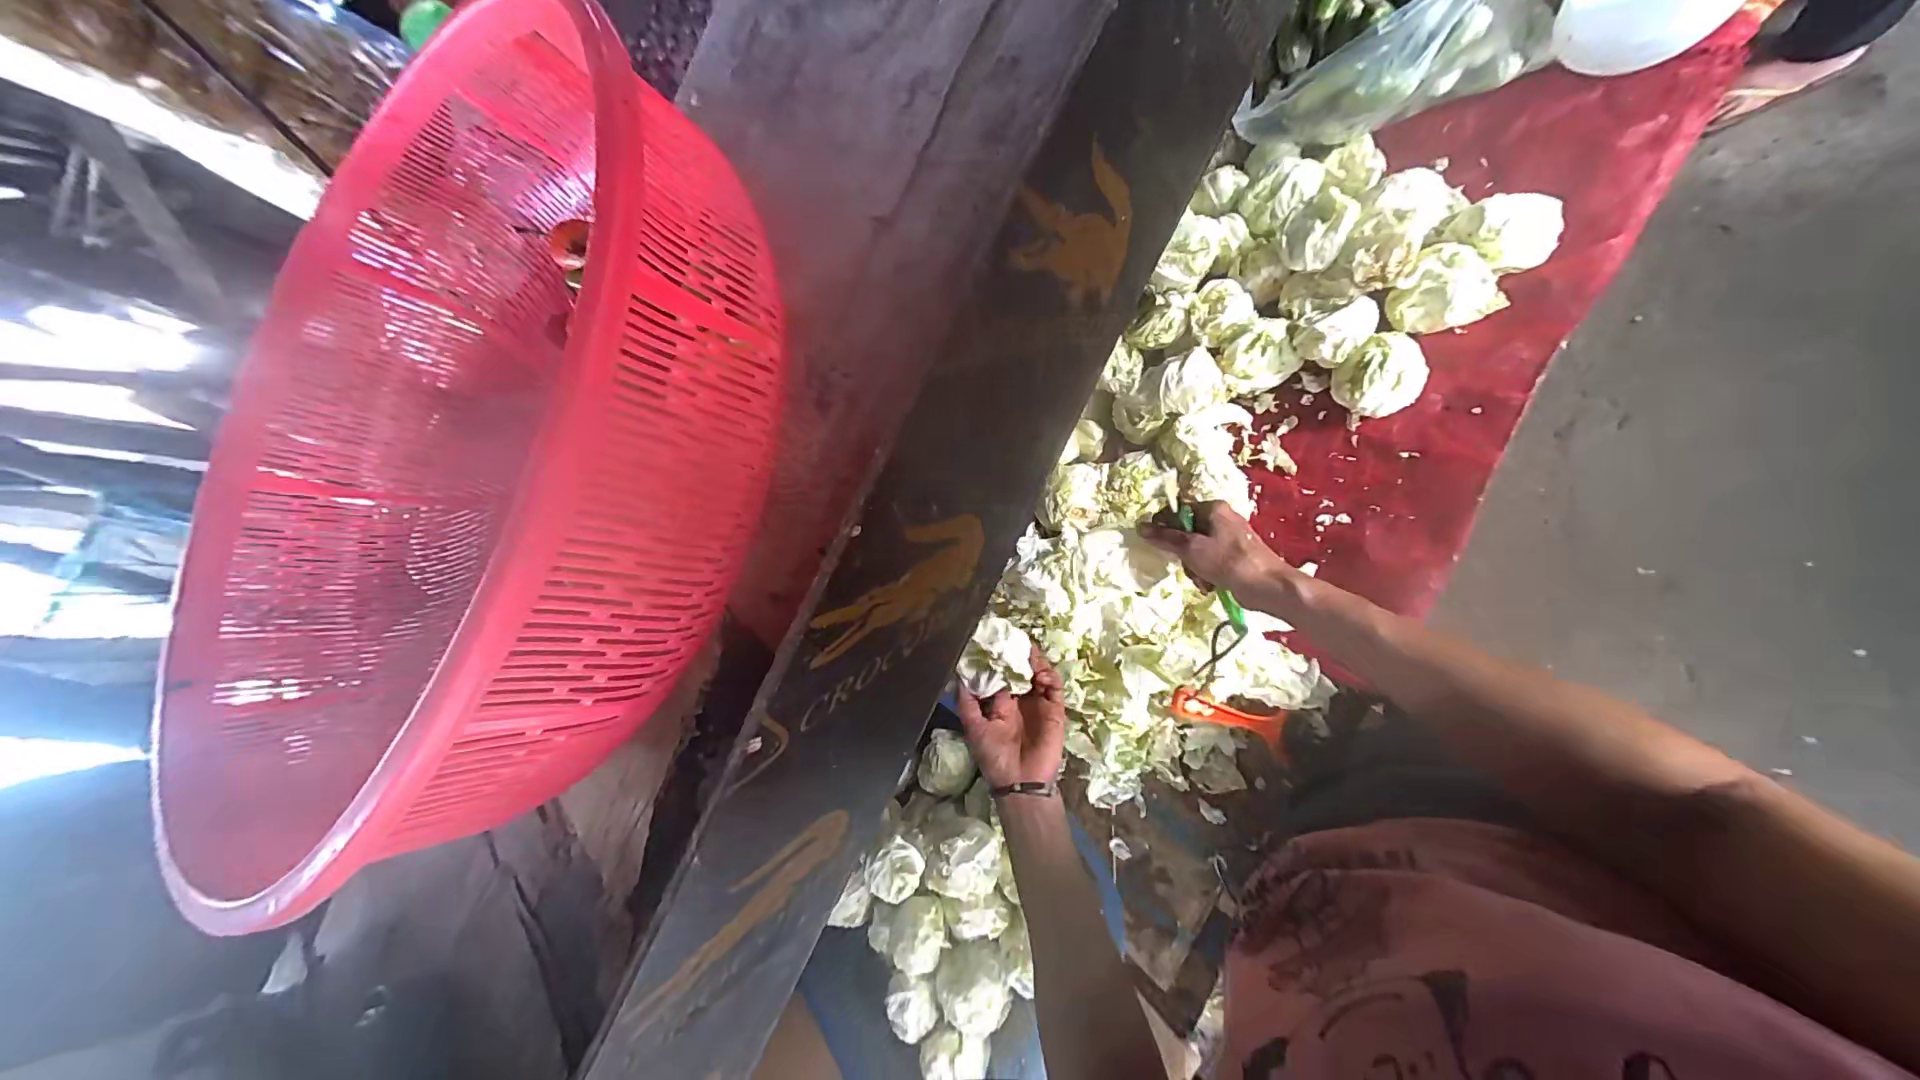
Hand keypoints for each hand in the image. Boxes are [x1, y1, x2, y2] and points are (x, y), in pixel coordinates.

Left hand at [956, 645, 1066, 788]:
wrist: (1019, 781)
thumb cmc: (994, 755)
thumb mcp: (974, 727)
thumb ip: (967, 702)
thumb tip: (959, 676)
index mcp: (1001, 703)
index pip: (1002, 674)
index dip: (1000, 659)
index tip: (995, 642)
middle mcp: (1021, 700)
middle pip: (1023, 670)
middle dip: (1019, 655)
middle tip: (1015, 639)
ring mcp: (1039, 704)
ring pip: (1040, 675)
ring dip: (1036, 662)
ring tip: (1029, 652)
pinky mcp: (1055, 710)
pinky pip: (1055, 688)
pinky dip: (1050, 677)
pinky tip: (1041, 672)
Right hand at [1140, 502, 1290, 596]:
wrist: (1267, 586)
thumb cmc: (1228, 561)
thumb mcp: (1191, 549)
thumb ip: (1165, 537)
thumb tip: (1141, 526)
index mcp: (1213, 509)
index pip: (1178, 511)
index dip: (1164, 527)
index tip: (1157, 544)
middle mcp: (1222, 519)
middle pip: (1186, 532)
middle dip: (1183, 554)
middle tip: (1186, 565)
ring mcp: (1229, 538)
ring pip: (1196, 550)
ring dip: (1193, 567)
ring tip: (1202, 579)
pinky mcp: (1234, 556)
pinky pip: (1209, 561)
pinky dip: (1206, 573)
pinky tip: (1210, 585)